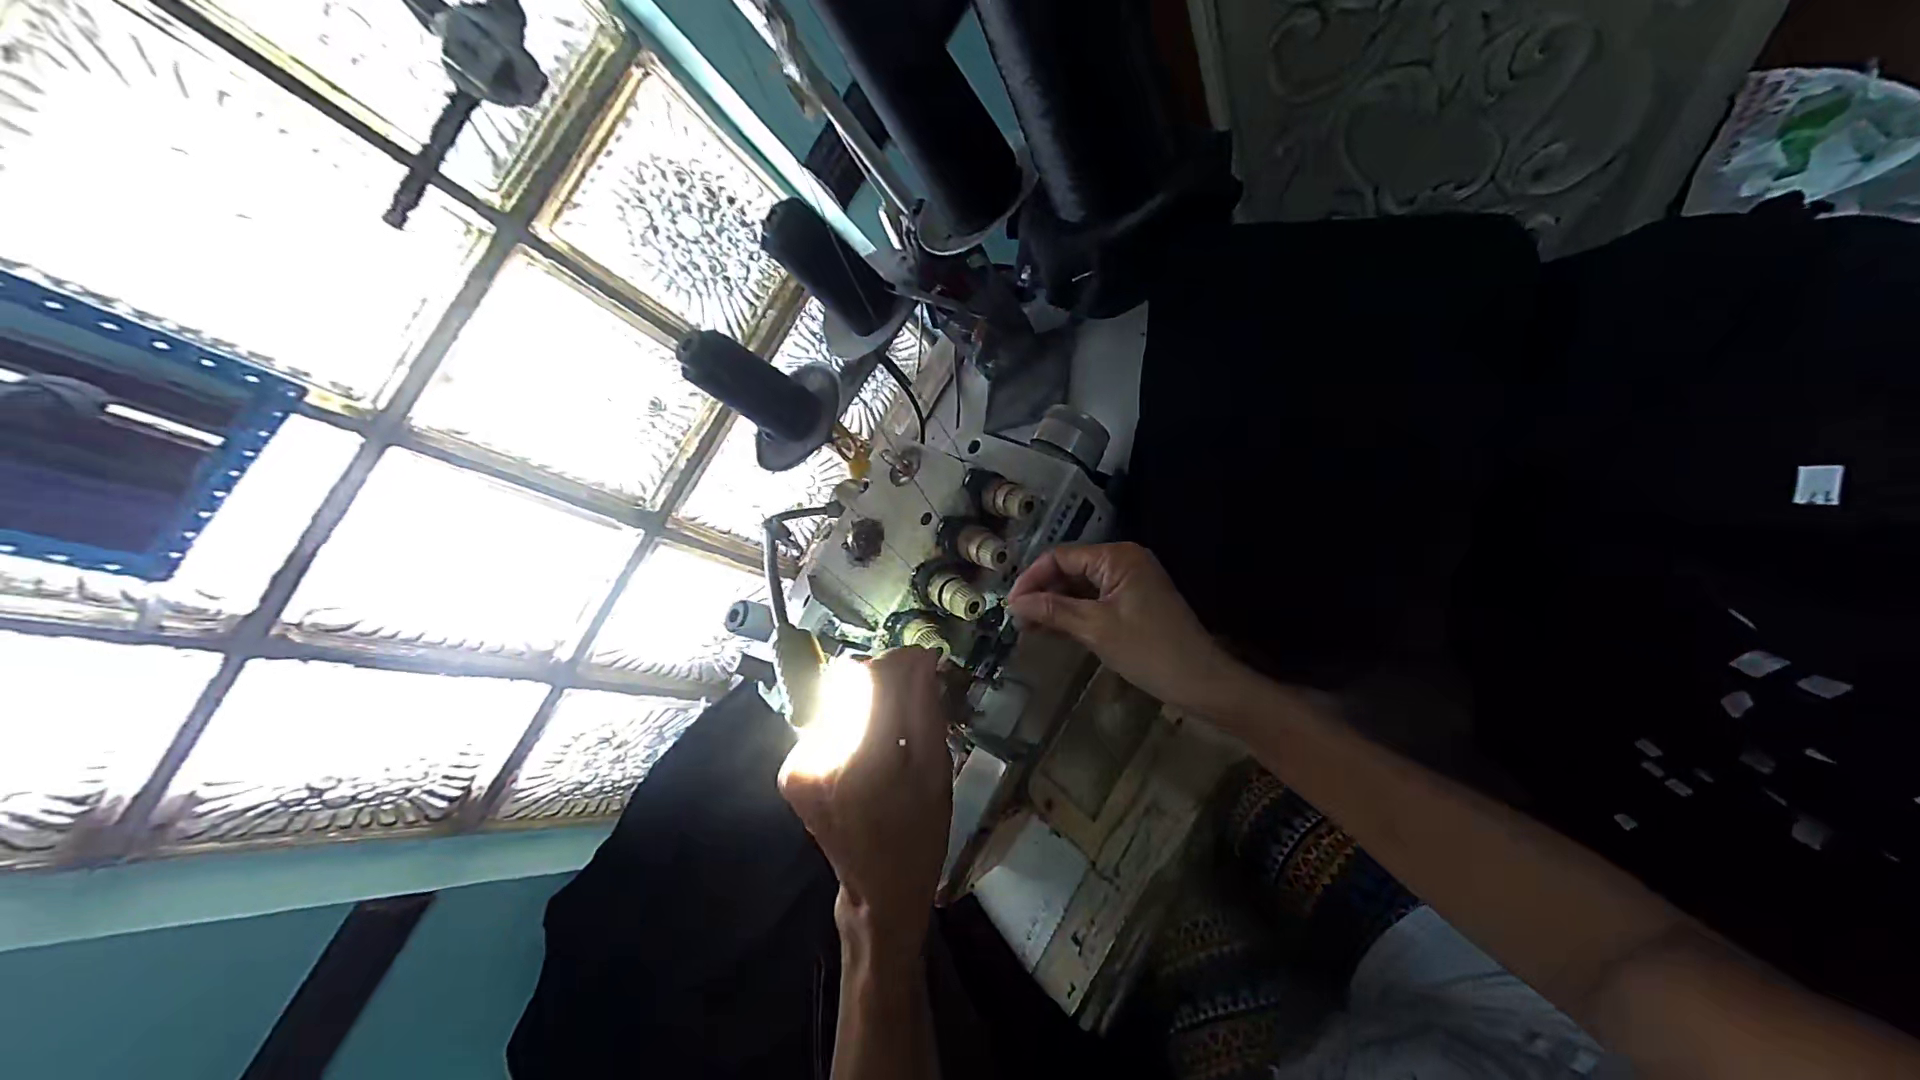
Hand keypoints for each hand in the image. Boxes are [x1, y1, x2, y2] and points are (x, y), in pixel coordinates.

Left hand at [779, 647, 952, 953]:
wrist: (879, 887)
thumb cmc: (919, 832)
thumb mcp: (936, 769)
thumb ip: (924, 707)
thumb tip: (919, 656)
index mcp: (861, 762)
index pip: (874, 678)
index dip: (901, 661)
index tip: (923, 661)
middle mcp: (818, 757)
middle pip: (849, 682)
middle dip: (885, 680)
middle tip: (912, 697)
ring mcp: (797, 765)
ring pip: (836, 697)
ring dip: (866, 699)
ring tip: (891, 727)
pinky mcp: (790, 770)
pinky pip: (824, 721)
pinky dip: (849, 721)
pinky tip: (868, 746)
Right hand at [1007, 542, 1251, 716]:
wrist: (1200, 682)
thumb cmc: (1149, 650)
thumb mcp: (1095, 628)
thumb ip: (1053, 610)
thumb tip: (1014, 602)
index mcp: (1117, 557)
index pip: (1061, 557)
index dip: (1032, 578)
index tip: (1010, 605)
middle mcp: (1123, 562)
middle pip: (1069, 570)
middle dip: (1042, 594)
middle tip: (1016, 620)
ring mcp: (1129, 583)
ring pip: (1079, 588)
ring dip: (1054, 607)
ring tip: (1027, 629)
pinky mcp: (1132, 604)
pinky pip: (1093, 602)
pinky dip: (1073, 615)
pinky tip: (1050, 632)